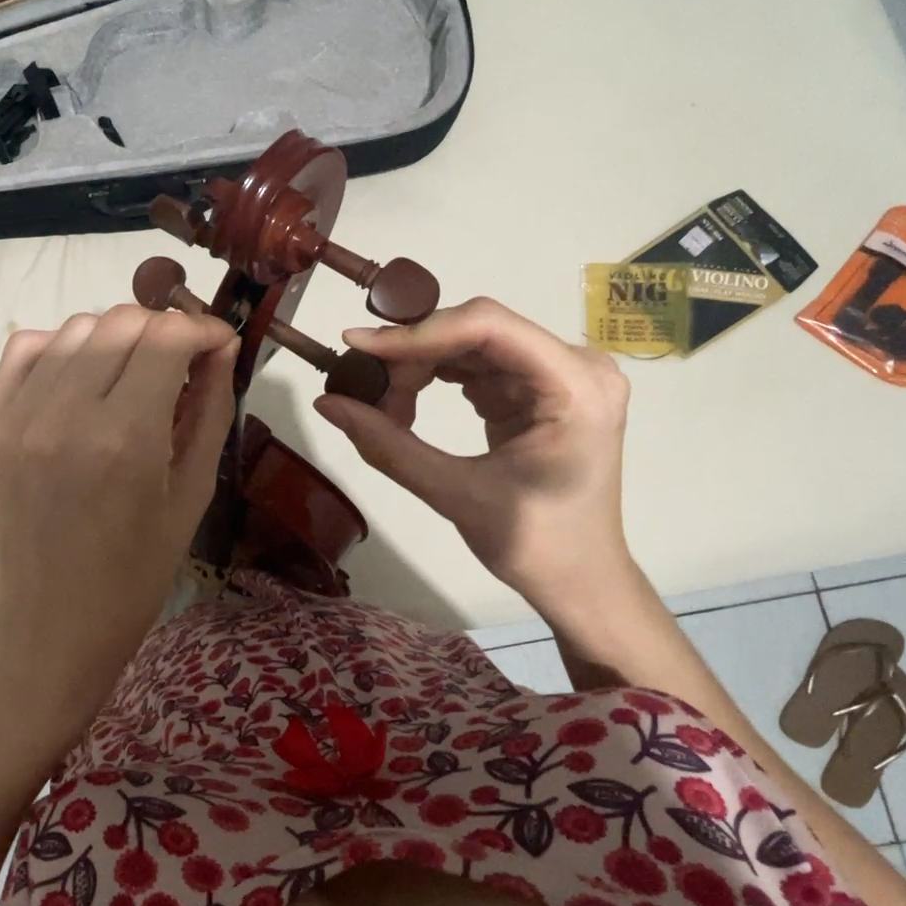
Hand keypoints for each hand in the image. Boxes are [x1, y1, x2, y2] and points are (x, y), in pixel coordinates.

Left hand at [0, 305, 236, 731]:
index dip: (203, 329)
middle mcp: (66, 415)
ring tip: (131, 376)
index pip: (167, 337)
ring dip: (115, 338)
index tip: (218, 344)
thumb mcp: (193, 496)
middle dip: (163, 330)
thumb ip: (210, 411)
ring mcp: (19, 418)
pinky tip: (81, 379)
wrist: (52, 626)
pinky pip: (25, 350)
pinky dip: (61, 348)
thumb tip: (219, 348)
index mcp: (126, 439)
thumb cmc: (137, 575)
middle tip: (179, 364)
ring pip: (75, 328)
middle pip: (121, 322)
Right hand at [313, 297, 633, 613]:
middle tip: (363, 390)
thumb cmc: (536, 543)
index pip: (488, 326)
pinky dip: (433, 380)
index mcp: (575, 384)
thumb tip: (326, 403)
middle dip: (412, 355)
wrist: (580, 579)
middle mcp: (573, 365)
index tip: (355, 345)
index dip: (416, 331)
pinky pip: (474, 365)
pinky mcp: (535, 389)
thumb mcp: (456, 494)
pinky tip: (403, 406)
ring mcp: (556, 374)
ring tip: (381, 406)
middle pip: (477, 330)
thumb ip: (389, 446)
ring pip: (469, 345)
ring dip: (418, 368)